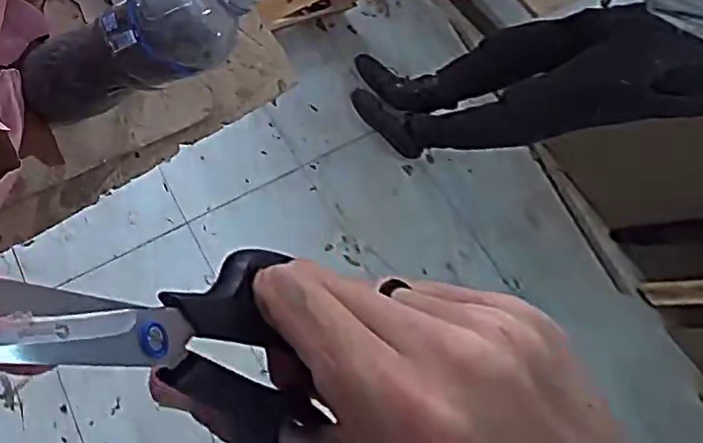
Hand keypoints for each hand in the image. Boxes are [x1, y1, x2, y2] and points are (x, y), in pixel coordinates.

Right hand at [156, 262, 622, 442]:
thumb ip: (256, 420)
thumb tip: (174, 382)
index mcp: (402, 398)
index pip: (291, 286)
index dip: (273, 313)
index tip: (282, 347)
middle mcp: (451, 348)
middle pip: (332, 282)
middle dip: (322, 326)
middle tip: (341, 384)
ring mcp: (498, 325)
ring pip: (383, 288)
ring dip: (380, 329)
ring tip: (414, 392)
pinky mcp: (528, 317)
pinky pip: (437, 294)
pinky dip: (430, 329)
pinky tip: (458, 383)